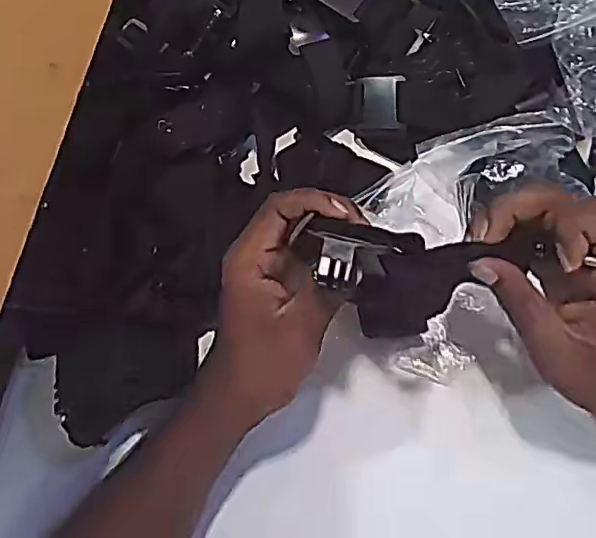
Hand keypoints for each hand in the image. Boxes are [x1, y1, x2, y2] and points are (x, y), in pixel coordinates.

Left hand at [193, 188, 364, 427]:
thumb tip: (348, 262)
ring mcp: (263, 266)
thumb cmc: (256, 366)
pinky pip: (300, 251)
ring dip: (326, 228)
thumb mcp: (301, 325)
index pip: (279, 207)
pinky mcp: (274, 278)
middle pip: (289, 212)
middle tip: (356, 220)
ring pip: (296, 230)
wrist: (239, 394)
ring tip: (355, 234)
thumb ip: (327, 286)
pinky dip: (323, 249)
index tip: (343, 210)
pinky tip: (343, 257)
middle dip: (325, 210)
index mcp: (249, 257)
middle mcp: (252, 255)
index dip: (314, 201)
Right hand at [468, 187, 595, 444]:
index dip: (567, 226)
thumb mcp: (560, 351)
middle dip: (518, 208)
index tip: (553, 262)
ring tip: (484, 239)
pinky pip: (531, 226)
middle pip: (560, 200)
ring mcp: (579, 251)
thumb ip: (520, 302)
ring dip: (508, 215)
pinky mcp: (559, 256)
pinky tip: (492, 247)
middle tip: (487, 233)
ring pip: (541, 206)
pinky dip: (507, 229)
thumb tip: (482, 263)